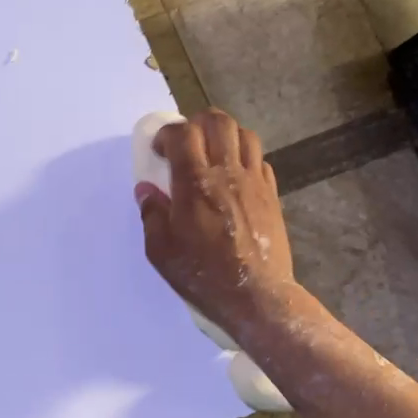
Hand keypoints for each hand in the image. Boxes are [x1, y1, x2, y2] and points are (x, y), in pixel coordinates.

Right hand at [136, 110, 298, 336]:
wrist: (256, 295)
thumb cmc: (202, 274)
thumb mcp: (161, 251)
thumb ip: (152, 214)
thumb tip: (146, 190)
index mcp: (195, 184)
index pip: (182, 133)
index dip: (167, 134)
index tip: (159, 151)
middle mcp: (226, 173)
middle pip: (217, 122)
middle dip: (196, 124)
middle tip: (185, 144)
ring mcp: (254, 181)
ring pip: (244, 134)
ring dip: (224, 136)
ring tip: (212, 154)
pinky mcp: (271, 194)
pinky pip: (260, 159)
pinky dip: (244, 158)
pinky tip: (233, 177)